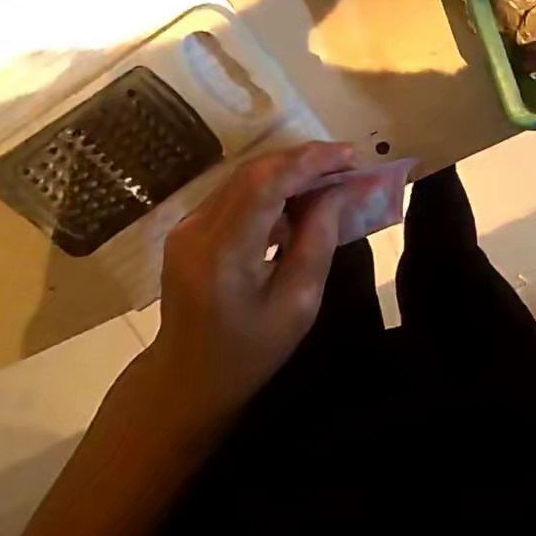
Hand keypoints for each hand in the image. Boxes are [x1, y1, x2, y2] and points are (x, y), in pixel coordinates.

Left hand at [142, 142, 359, 423]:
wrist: (186, 379)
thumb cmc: (249, 352)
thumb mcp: (298, 304)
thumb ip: (318, 242)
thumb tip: (336, 192)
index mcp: (222, 254)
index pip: (264, 185)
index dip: (309, 161)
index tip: (349, 156)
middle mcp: (196, 230)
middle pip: (253, 172)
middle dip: (304, 160)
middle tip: (347, 163)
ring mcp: (187, 226)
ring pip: (245, 177)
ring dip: (289, 170)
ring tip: (330, 176)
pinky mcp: (190, 228)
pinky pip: (236, 192)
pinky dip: (272, 186)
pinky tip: (298, 197)